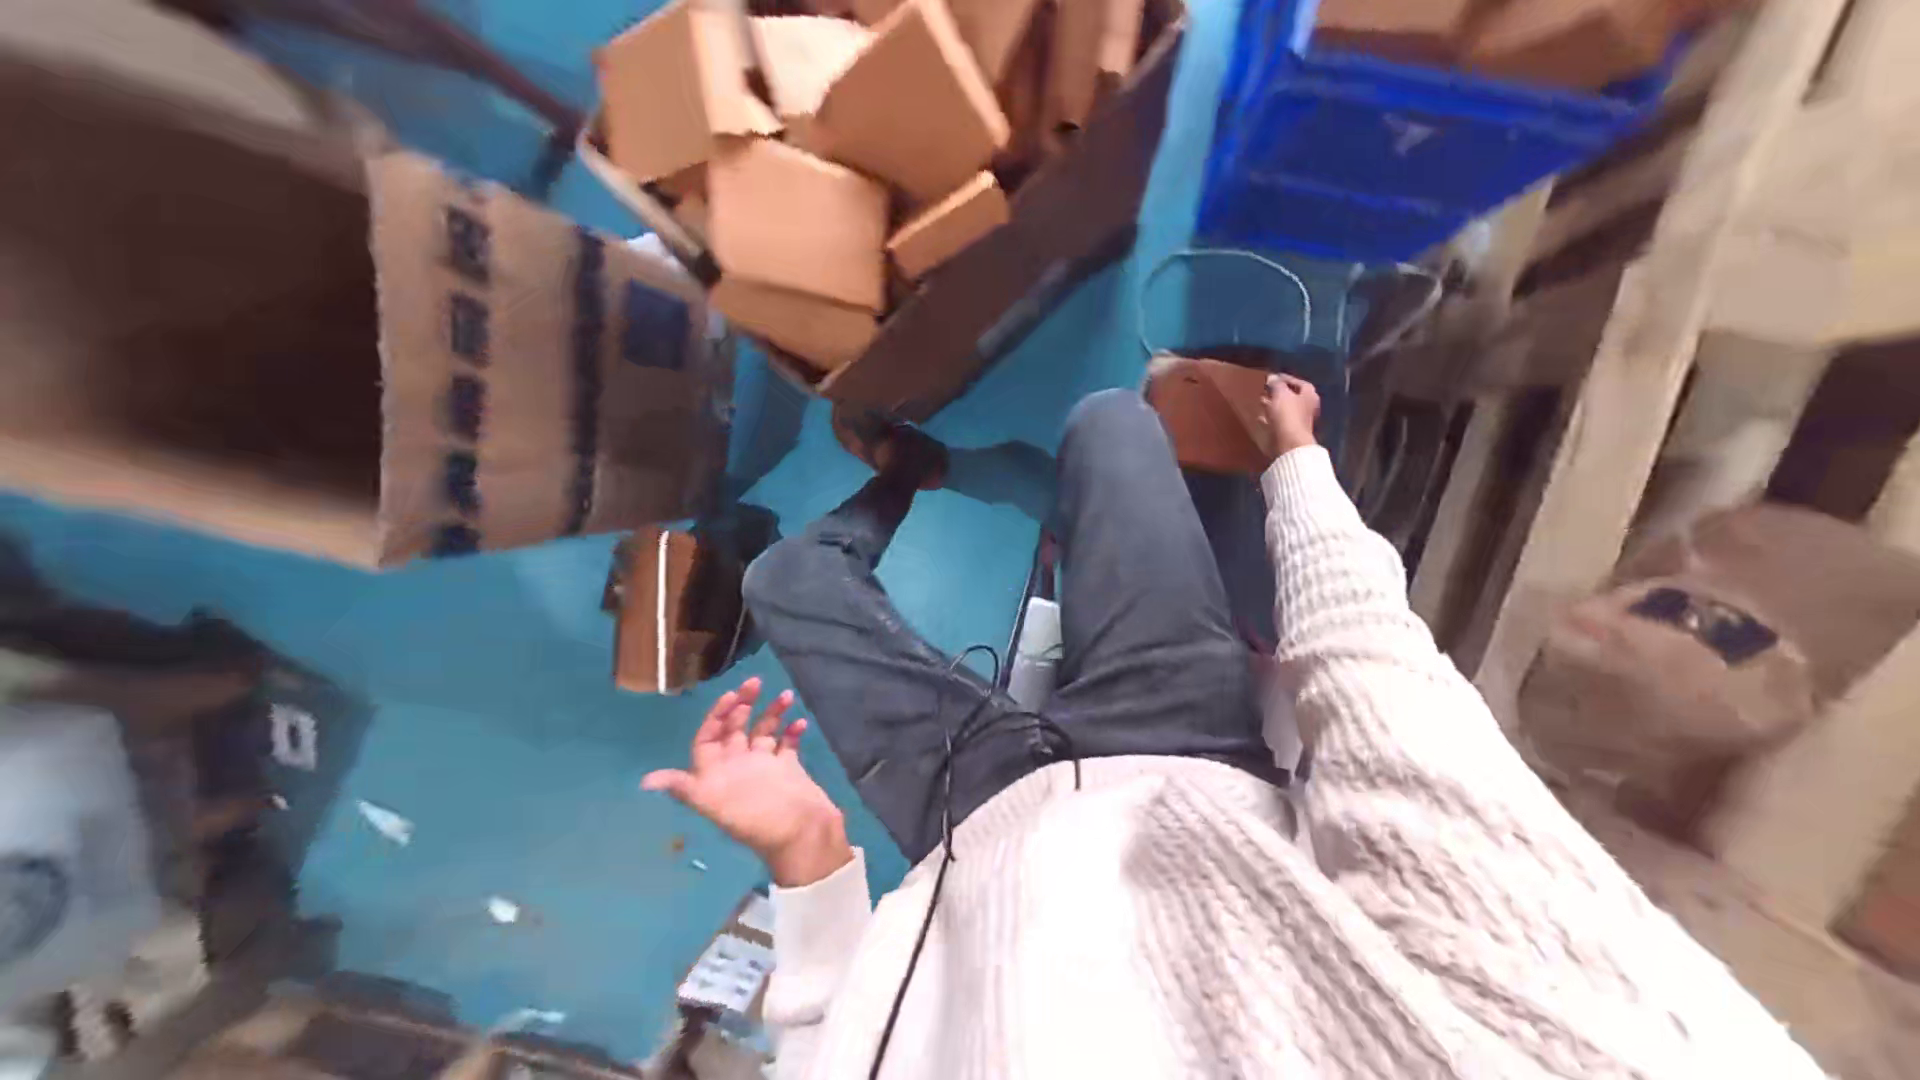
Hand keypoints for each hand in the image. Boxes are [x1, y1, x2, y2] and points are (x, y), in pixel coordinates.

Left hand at [642, 677, 852, 886]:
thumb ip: (685, 788)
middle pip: (736, 729)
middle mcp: (738, 768)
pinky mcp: (788, 770)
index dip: (716, 717)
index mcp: (718, 776)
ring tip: (786, 696)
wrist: (802, 836)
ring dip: (773, 712)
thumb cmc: (759, 816)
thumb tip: (644, 782)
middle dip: (744, 705)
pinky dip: (793, 730)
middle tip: (756, 684)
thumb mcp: (716, 803)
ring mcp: (765, 768)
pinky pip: (788, 743)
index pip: (708, 739)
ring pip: (764, 731)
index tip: (731, 696)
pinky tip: (800, 722)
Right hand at [1262, 374, 1320, 456]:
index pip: (1300, 383)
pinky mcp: (1287, 432)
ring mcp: (1297, 421)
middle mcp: (1306, 408)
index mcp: (1309, 396)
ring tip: (1261, 400)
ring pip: (1284, 409)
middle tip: (1267, 388)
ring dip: (1273, 405)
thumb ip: (1276, 384)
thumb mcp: (1281, 394)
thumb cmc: (1288, 414)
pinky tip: (1259, 416)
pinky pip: (1277, 422)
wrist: (1288, 442)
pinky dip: (1269, 418)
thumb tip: (1272, 377)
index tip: (1275, 377)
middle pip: (1292, 397)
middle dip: (1280, 392)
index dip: (1288, 379)